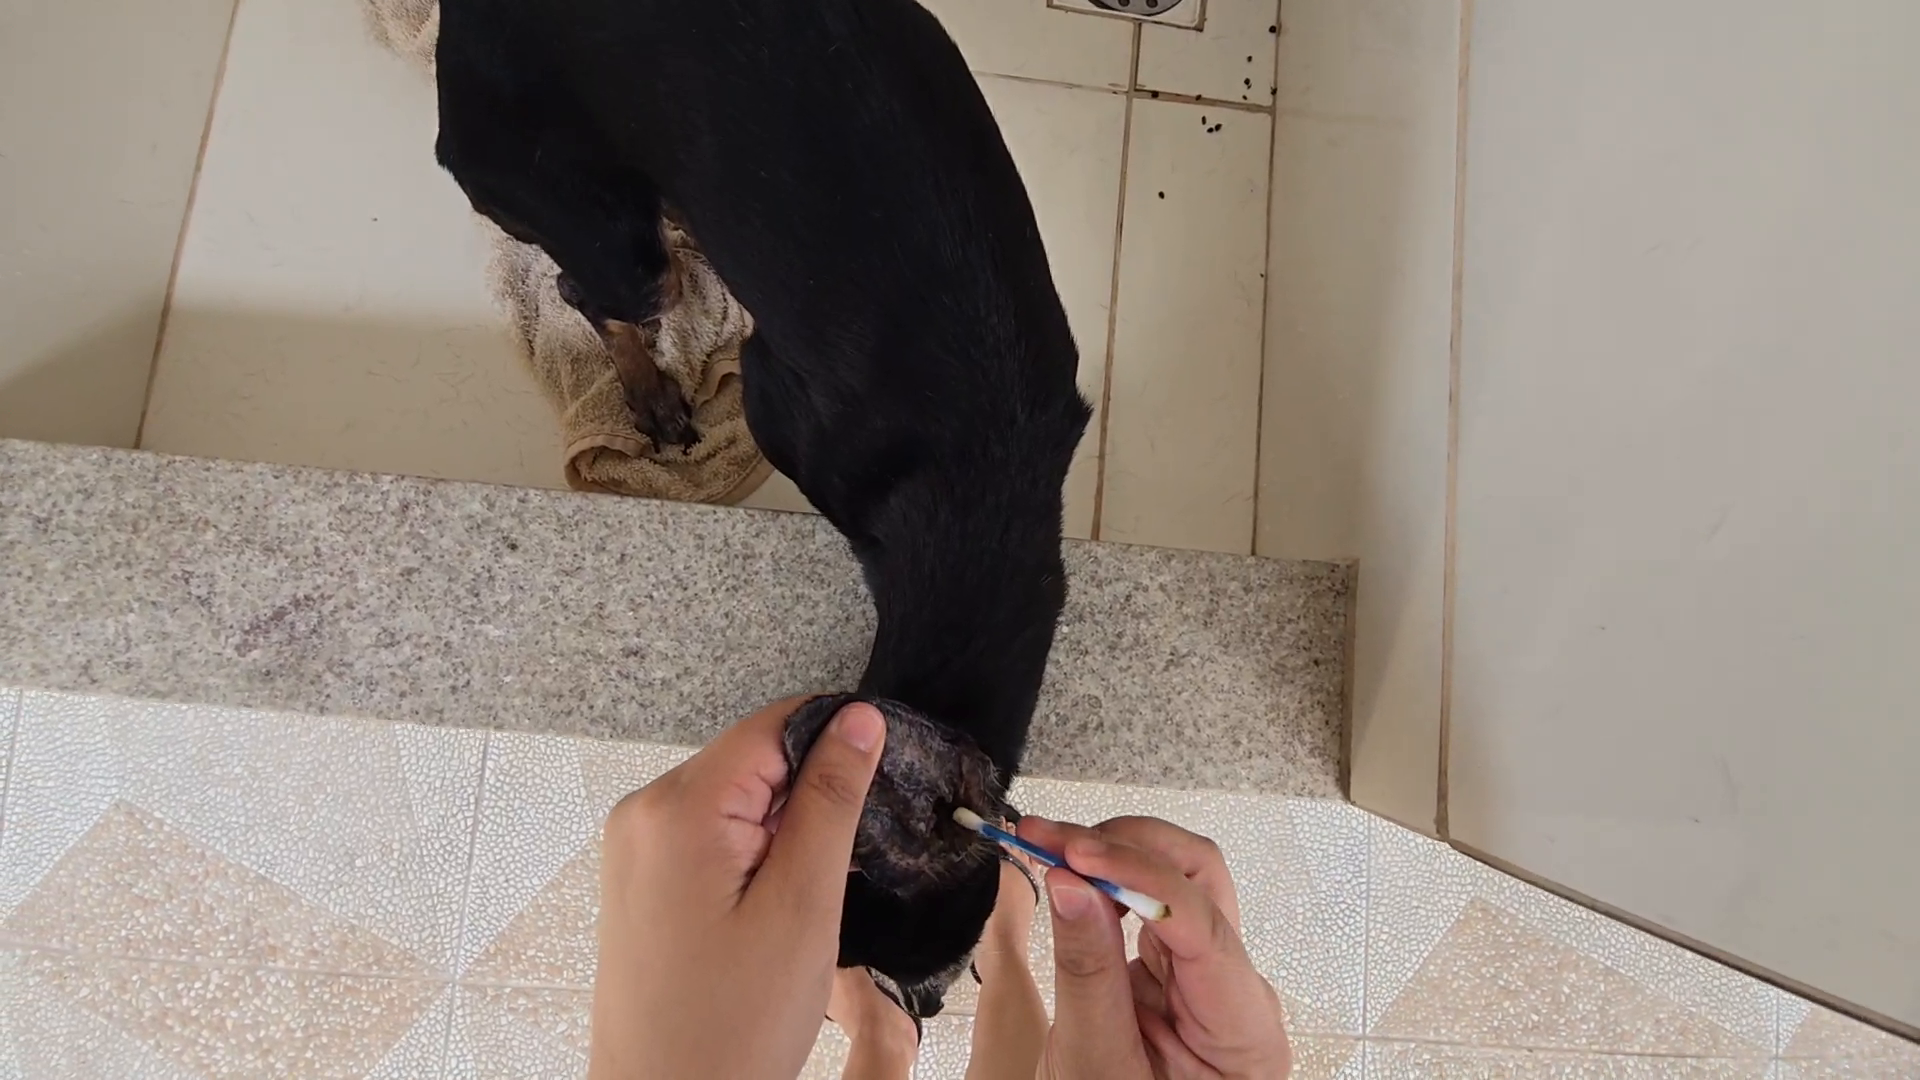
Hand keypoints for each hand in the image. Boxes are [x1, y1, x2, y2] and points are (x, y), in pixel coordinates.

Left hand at [589, 697, 886, 1079]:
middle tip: (844, 852)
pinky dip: (757, 842)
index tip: (878, 777)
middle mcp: (646, 809)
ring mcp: (638, 842)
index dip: (833, 738)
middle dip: (809, 788)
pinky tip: (774, 893)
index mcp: (678, 807)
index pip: (772, 726)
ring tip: (809, 883)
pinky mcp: (644, 871)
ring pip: (739, 791)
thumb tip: (860, 715)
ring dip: (786, 819)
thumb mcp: (802, 903)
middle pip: (753, 757)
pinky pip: (715, 825)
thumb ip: (832, 797)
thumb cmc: (737, 1022)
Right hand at [1023, 816, 1291, 1079]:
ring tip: (1044, 845)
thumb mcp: (1096, 1064)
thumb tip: (1067, 879)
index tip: (1073, 856)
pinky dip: (1100, 872)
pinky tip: (1064, 868)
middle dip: (1122, 845)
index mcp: (1244, 1029)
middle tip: (1051, 839)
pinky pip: (1140, 894)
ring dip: (1106, 848)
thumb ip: (1087, 972)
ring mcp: (1203, 964)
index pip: (1199, 919)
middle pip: (1197, 874)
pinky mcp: (1170, 957)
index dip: (1136, 873)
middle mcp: (1235, 982)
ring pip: (1170, 869)